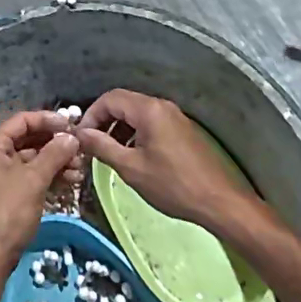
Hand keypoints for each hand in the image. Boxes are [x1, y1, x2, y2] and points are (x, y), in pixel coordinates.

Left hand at [0, 112, 80, 262]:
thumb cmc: (8, 211)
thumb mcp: (34, 179)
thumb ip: (54, 154)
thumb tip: (72, 137)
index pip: (23, 120)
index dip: (48, 120)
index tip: (72, 125)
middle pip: (29, 138)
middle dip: (55, 143)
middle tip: (80, 148)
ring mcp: (1, 173)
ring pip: (33, 158)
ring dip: (56, 160)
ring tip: (80, 168)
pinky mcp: (9, 191)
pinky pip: (32, 174)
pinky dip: (50, 174)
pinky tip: (72, 179)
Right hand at [76, 90, 250, 230]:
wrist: (219, 202)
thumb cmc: (172, 185)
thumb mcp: (131, 168)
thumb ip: (102, 147)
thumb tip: (81, 134)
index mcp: (149, 110)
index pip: (109, 99)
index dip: (91, 115)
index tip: (82, 137)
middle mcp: (162, 106)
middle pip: (123, 103)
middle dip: (104, 121)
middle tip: (92, 144)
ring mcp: (175, 117)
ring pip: (137, 113)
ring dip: (119, 128)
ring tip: (109, 152)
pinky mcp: (182, 130)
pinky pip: (151, 123)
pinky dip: (135, 133)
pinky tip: (133, 156)